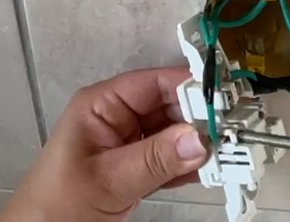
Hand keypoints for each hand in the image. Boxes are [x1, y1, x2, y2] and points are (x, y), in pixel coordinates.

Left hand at [0, 66, 209, 220]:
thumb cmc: (56, 206)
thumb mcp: (107, 178)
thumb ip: (154, 158)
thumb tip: (199, 137)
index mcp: (102, 104)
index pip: (152, 83)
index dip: (187, 86)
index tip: (221, 96)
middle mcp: (116, 118)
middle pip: (166, 106)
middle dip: (198, 116)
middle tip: (232, 126)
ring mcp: (125, 146)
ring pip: (170, 134)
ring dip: (197, 143)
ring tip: (228, 149)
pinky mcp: (132, 172)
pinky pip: (167, 160)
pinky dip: (188, 166)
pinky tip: (208, 170)